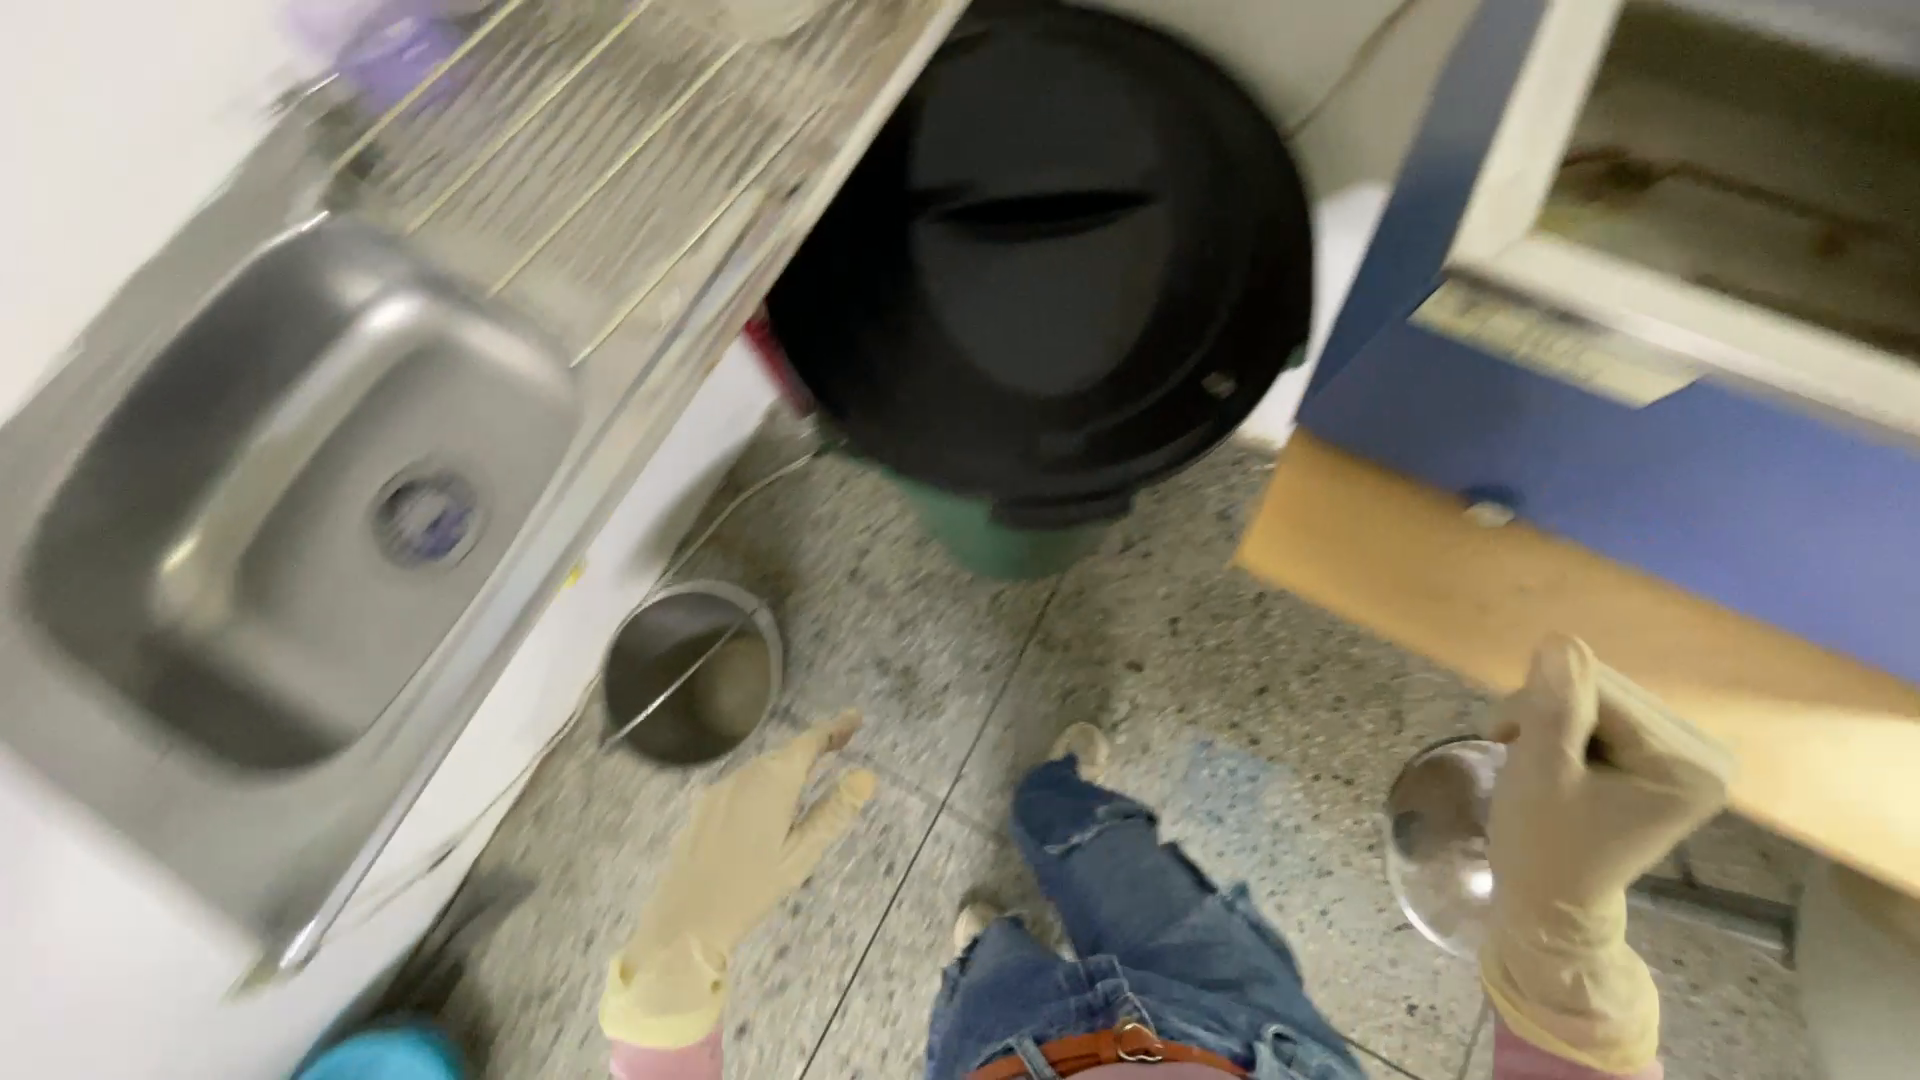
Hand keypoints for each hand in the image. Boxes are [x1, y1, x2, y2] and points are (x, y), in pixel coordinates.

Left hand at [601, 712, 876, 1048]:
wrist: (684, 922)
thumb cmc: (751, 888)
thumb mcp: (802, 854)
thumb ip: (834, 811)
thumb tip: (867, 775)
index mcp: (773, 780)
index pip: (810, 741)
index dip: (836, 727)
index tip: (856, 717)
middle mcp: (745, 774)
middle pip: (787, 752)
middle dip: (815, 746)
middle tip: (843, 743)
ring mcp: (720, 789)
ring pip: (764, 768)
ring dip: (790, 766)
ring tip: (813, 773)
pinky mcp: (704, 806)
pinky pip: (744, 783)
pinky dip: (766, 783)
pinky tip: (771, 805)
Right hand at [1481, 635, 1733, 1074]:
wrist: (1550, 894)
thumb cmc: (1541, 841)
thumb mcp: (1540, 771)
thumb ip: (1554, 706)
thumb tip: (1561, 638)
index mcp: (1688, 763)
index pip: (1597, 690)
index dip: (1539, 705)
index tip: (1507, 741)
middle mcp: (1705, 754)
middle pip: (1603, 687)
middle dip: (1546, 709)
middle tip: (1517, 748)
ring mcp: (1690, 757)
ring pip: (1599, 694)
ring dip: (1550, 716)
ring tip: (1533, 757)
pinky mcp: (1667, 758)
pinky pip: (1606, 710)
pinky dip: (1565, 725)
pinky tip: (1555, 756)